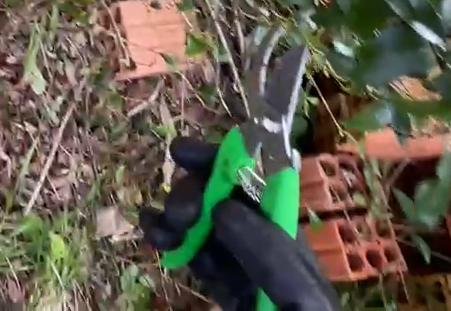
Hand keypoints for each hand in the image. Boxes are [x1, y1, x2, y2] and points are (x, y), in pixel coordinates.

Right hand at [141, 139, 340, 310]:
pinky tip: (153, 234)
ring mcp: (248, 278)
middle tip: (173, 213)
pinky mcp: (229, 297)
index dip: (222, 163)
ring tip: (154, 224)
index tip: (180, 154)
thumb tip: (224, 208)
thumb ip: (269, 257)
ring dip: (177, 217)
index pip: (259, 189)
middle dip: (194, 196)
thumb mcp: (298, 303)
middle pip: (227, 205)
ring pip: (207, 229)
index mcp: (293, 250)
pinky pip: (200, 260)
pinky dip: (174, 243)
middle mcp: (270, 255)